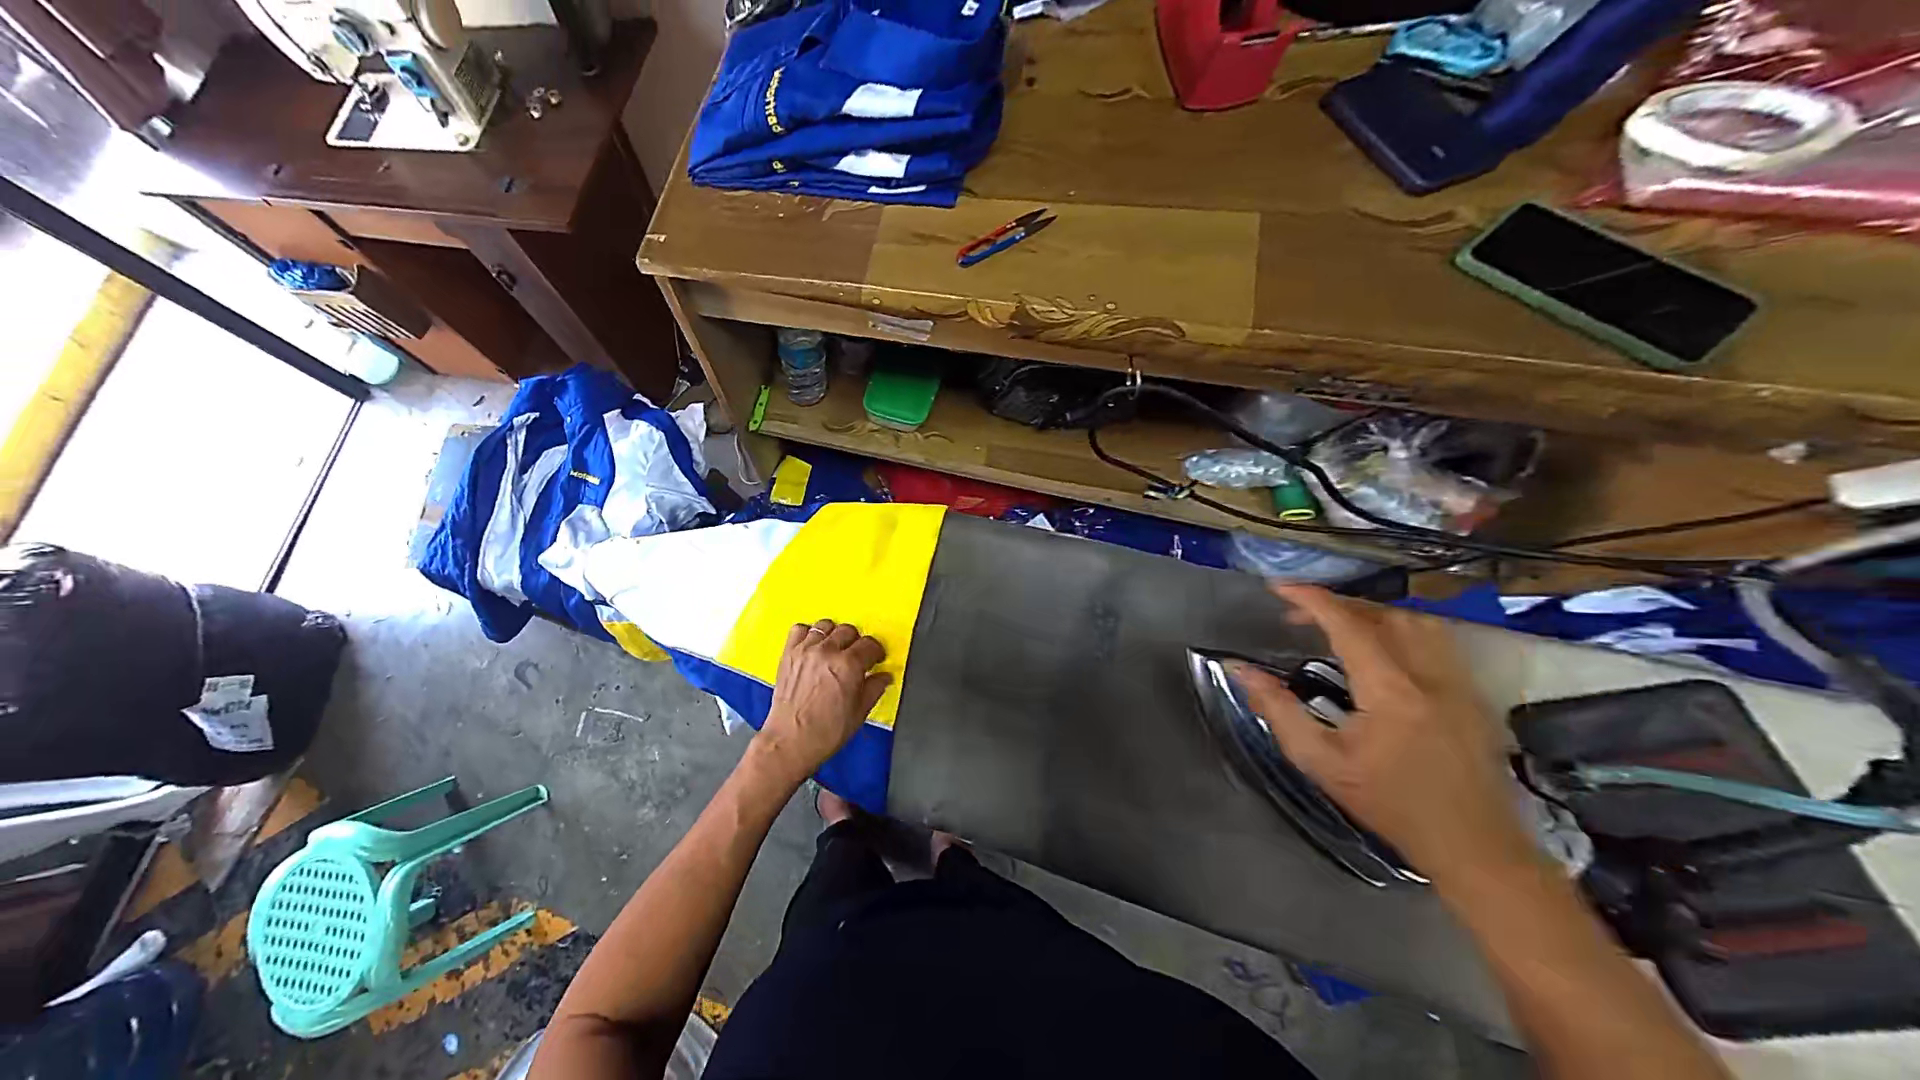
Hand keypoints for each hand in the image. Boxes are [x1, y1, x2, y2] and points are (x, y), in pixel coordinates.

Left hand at [755, 619, 888, 782]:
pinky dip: (808, 633)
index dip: (876, 652)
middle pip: (848, 630)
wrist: (791, 741)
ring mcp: (806, 651)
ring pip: (825, 625)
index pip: (870, 644)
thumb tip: (884, 677)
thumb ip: (874, 688)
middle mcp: (827, 652)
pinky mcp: (788, 654)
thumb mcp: (860, 712)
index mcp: (849, 665)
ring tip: (834, 649)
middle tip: (856, 656)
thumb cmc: (826, 731)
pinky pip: (799, 629)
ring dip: (833, 635)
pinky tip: (813, 646)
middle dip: (856, 642)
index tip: (875, 659)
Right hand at [1232, 584, 1531, 879]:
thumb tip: (1241, 670)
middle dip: (1338, 604)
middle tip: (1300, 615)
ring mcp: (1459, 680)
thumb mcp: (1321, 762)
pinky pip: (1438, 638)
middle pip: (1384, 613)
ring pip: (1417, 620)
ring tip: (1340, 624)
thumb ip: (1278, 711)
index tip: (1279, 589)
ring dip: (1373, 611)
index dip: (1311, 600)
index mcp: (1391, 691)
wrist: (1472, 844)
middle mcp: (1430, 674)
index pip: (1348, 626)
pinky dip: (1402, 627)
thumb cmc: (1390, 804)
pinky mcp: (1473, 691)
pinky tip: (1384, 645)